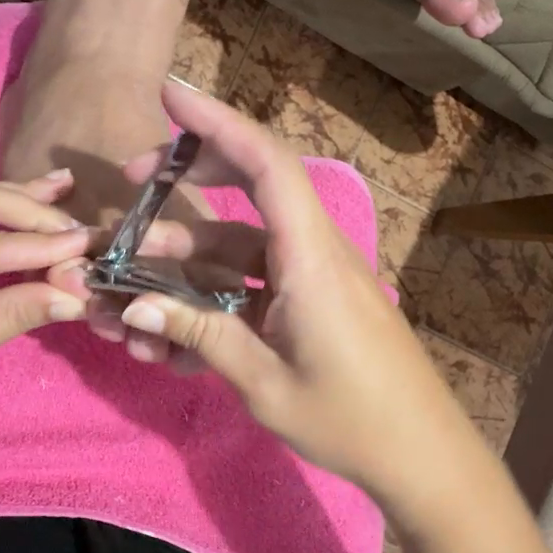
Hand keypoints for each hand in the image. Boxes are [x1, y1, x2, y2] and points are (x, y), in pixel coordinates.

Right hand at [103, 83, 492, 512]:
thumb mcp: (265, 383)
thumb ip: (201, 335)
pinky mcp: (316, 304)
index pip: (266, 164)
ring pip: (243, 246)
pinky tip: (176, 331)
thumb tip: (133, 305)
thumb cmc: (350, 421)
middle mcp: (316, 254)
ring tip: (133, 290)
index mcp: (311, 259)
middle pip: (250, 192)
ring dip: (189, 260)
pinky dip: (217, 294)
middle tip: (130, 193)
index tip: (169, 95)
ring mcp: (317, 279)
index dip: (218, 121)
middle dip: (187, 185)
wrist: (422, 456)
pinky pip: (258, 282)